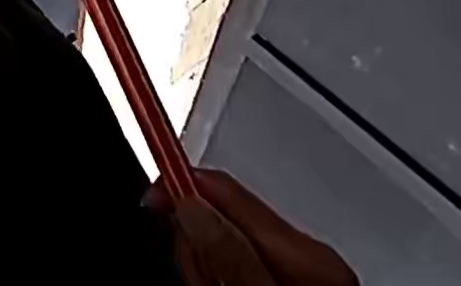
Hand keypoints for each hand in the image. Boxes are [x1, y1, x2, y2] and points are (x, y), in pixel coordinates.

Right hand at [148, 170, 357, 285]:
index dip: (175, 184)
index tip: (151, 201)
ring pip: (222, 233)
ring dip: (202, 256)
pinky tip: (216, 285)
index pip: (218, 184)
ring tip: (205, 284)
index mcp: (306, 254)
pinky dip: (215, 269)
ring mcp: (303, 270)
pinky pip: (233, 255)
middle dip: (192, 235)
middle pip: (218, 209)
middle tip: (192, 274)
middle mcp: (309, 255)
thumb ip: (226, 253)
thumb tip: (189, 201)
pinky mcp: (289, 281)